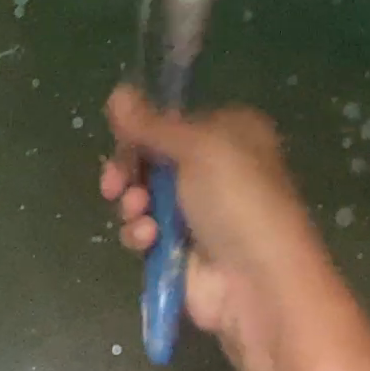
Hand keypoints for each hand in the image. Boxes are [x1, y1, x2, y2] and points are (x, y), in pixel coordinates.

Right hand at [100, 85, 326, 354]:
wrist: (254, 279)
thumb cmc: (236, 200)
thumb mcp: (198, 147)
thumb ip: (151, 124)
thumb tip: (117, 91)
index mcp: (228, 134)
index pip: (169, 125)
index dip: (140, 135)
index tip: (121, 145)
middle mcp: (212, 170)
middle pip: (149, 162)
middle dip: (129, 173)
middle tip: (115, 186)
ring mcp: (194, 214)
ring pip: (141, 200)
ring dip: (132, 206)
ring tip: (140, 215)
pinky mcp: (177, 251)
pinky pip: (143, 234)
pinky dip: (139, 235)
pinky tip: (149, 241)